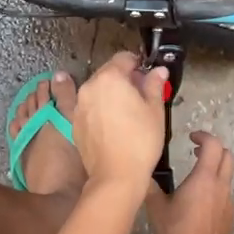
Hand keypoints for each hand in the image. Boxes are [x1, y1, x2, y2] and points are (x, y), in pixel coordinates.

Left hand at [72, 52, 170, 194]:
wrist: (116, 175)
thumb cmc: (140, 141)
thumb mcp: (155, 110)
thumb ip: (155, 85)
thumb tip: (158, 71)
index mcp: (110, 78)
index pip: (124, 58)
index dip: (138, 64)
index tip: (147, 77)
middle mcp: (89, 87)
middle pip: (108, 72)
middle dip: (124, 79)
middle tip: (141, 96)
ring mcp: (79, 105)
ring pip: (98, 90)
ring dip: (111, 94)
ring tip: (128, 112)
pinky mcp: (75, 122)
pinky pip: (89, 107)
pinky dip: (100, 109)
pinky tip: (114, 125)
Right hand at [146, 131, 233, 233]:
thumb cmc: (176, 232)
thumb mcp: (156, 208)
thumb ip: (150, 187)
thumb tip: (141, 173)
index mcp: (204, 178)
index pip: (213, 145)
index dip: (203, 136)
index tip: (191, 137)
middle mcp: (220, 185)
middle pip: (227, 155)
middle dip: (213, 149)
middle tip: (195, 152)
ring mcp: (228, 201)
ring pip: (227, 175)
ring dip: (214, 168)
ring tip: (194, 177)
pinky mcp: (229, 216)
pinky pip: (225, 193)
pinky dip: (215, 187)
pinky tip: (198, 202)